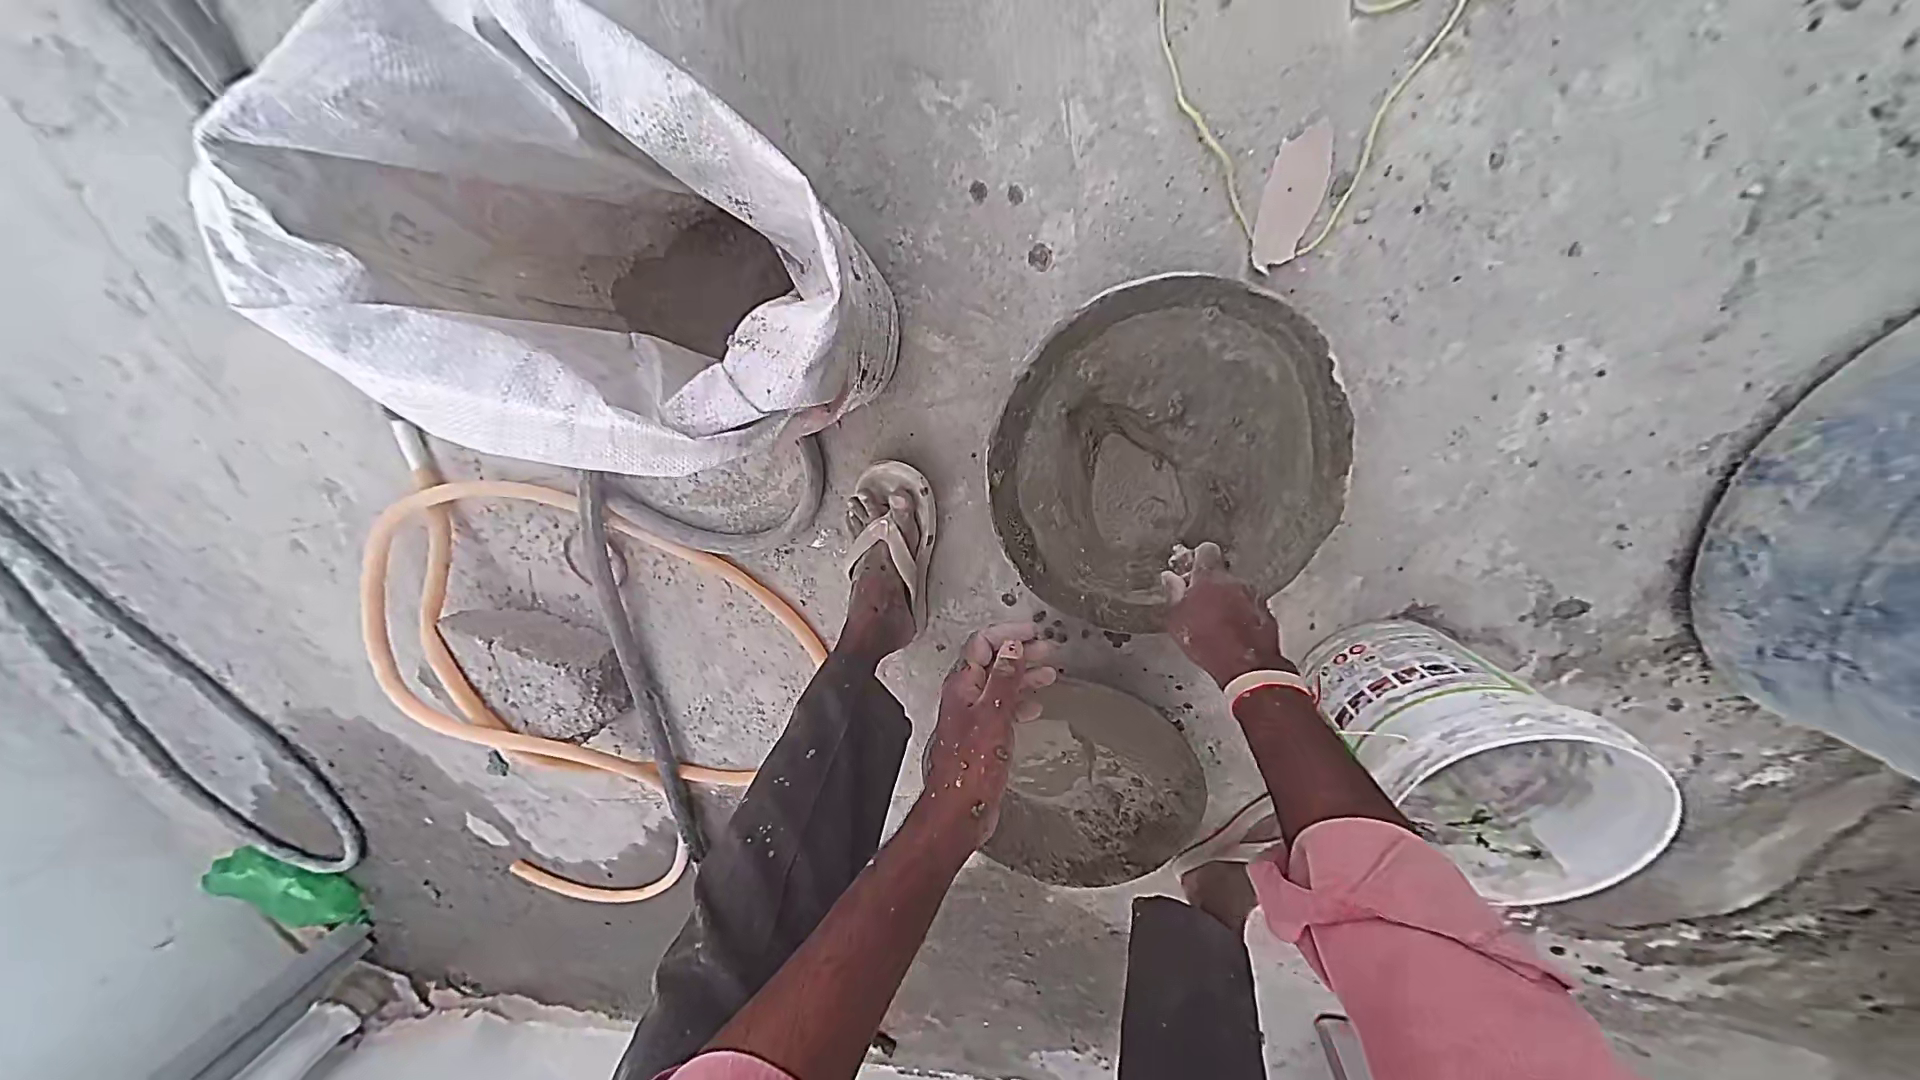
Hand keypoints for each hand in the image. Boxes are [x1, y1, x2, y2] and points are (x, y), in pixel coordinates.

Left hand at [920, 623, 1057, 845]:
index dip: (1008, 633)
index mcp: (962, 685)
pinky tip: (1034, 705)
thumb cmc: (970, 768)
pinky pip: (1003, 707)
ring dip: (1024, 675)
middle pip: (993, 661)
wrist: (960, 810)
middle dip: (1021, 652)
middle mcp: (965, 696)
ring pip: (1000, 684)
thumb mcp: (993, 716)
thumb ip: (1004, 679)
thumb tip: (1013, 647)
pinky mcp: (982, 735)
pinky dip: (1021, 701)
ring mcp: (973, 716)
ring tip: (1049, 672)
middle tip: (1047, 650)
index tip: (1033, 632)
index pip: (982, 643)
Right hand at [1161, 542, 1292, 686]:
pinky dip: (1241, 612)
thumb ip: (1173, 593)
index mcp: (1210, 577)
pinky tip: (1231, 630)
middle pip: (1222, 572)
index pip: (1206, 550)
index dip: (1196, 558)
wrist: (1246, 667)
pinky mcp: (1266, 612)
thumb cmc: (1207, 641)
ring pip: (1236, 589)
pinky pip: (1250, 605)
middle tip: (1197, 601)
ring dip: (1227, 598)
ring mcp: (1254, 595)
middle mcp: (1235, 581)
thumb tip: (1170, 578)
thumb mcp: (1177, 619)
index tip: (1189, 570)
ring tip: (1214, 620)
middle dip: (1210, 583)